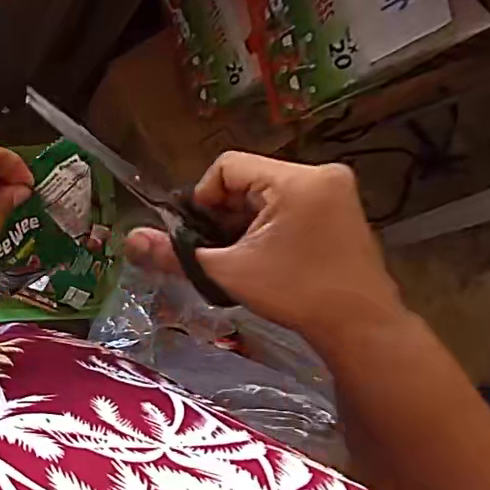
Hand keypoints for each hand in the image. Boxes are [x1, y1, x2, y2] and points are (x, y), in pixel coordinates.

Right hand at [123, 152, 404, 347]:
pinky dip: (260, 226)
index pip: (226, 166)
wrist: (359, 323)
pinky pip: (281, 204)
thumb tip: (130, 238)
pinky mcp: (336, 209)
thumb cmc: (294, 292)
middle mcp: (320, 175)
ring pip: (259, 194)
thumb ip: (172, 252)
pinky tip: (261, 256)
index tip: (203, 233)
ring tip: (240, 256)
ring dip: (238, 223)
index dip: (202, 198)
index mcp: (297, 180)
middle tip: (220, 250)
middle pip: (243, 180)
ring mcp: (332, 191)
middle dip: (220, 214)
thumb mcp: (224, 271)